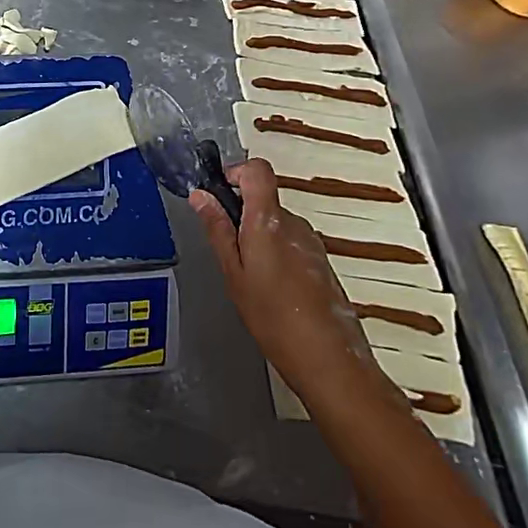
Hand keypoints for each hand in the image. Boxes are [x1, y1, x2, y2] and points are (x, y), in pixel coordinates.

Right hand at [189, 158, 400, 411]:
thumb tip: (201, 197)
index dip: (235, 172)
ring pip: (276, 223)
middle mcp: (294, 224)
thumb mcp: (233, 274)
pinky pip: (291, 243)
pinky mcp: (319, 260)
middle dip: (241, 214)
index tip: (218, 190)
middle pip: (265, 198)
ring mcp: (310, 242)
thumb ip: (217, 230)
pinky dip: (275, 254)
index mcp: (269, 221)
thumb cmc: (275, 320)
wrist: (327, 358)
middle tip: (226, 247)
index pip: (257, 170)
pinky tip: (268, 289)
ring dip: (258, 237)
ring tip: (247, 276)